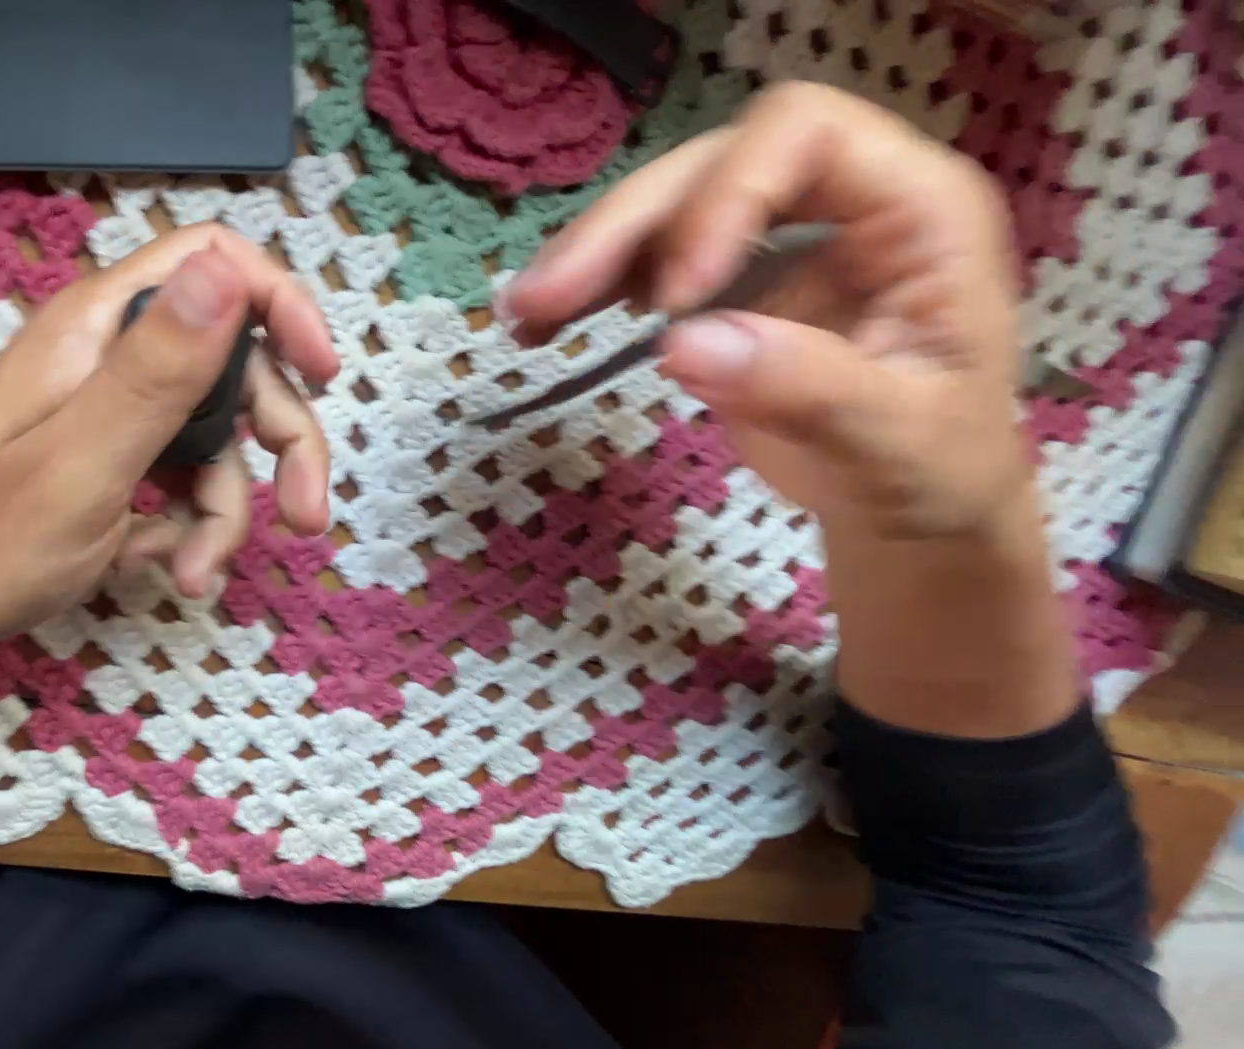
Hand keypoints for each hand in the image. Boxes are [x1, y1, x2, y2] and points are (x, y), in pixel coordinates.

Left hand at [0, 224, 338, 648]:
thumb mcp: (81, 464)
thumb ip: (155, 372)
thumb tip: (227, 269)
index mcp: (99, 330)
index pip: (213, 262)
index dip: (280, 305)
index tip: (322, 374)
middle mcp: (115, 357)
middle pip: (238, 366)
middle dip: (280, 442)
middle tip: (303, 517)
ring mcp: (120, 412)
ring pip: (222, 440)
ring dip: (226, 513)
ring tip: (192, 574)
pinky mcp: (122, 459)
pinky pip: (190, 481)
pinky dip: (192, 528)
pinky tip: (164, 568)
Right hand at [503, 81, 1027, 545]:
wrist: (908, 501)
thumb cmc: (931, 467)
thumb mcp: (893, 439)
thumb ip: (806, 388)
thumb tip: (678, 345)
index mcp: (909, 210)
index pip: (802, 139)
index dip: (724, 198)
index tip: (671, 301)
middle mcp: (832, 205)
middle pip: (706, 169)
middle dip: (619, 231)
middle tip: (540, 299)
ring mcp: (770, 244)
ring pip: (661, 214)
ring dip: (586, 259)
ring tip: (524, 315)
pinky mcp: (722, 288)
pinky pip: (643, 267)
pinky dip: (589, 294)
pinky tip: (543, 326)